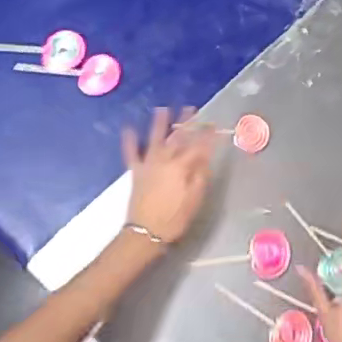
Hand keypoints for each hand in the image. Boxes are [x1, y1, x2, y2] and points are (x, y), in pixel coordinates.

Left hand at [122, 107, 217, 243]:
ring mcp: (148, 164)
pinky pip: (131, 153)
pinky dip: (129, 141)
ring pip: (155, 139)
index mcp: (182, 168)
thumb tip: (204, 159)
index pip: (199, 147)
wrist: (145, 232)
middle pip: (178, 138)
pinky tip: (128, 128)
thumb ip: (200, 177)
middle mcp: (165, 161)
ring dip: (159, 124)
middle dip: (186, 123)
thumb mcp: (194, 200)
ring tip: (162, 109)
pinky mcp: (135, 172)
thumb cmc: (174, 219)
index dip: (207, 135)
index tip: (213, 124)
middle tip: (192, 109)